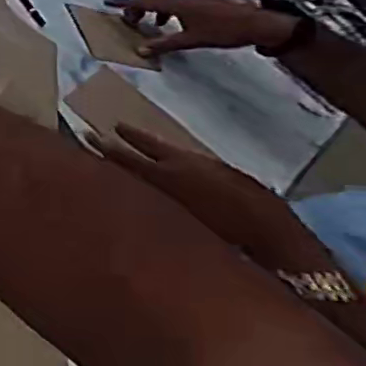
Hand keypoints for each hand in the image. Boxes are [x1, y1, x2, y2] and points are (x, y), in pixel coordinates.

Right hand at [90, 124, 292, 258]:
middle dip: (128, 136)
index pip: (124, 157)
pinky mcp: (230, 174)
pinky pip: (192, 159)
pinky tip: (180, 162)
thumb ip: (148, 205)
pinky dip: (178, 156)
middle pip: (147, 145)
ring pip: (171, 149)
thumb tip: (120, 194)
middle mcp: (182, 164)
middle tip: (111, 126)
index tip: (86, 136)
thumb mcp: (175, 222)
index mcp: (164, 175)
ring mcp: (209, 167)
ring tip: (134, 134)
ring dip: (151, 143)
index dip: (103, 147)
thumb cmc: (218, 239)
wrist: (279, 240)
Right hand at [104, 0, 298, 57]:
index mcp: (176, 5)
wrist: (260, 25)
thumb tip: (141, 50)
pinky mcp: (202, 3)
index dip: (125, 3)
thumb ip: (166, 44)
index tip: (109, 3)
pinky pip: (175, 2)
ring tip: (148, 22)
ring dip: (151, 7)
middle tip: (129, 19)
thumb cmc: (224, 31)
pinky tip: (171, 22)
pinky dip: (165, 10)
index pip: (143, 2)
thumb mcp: (193, 40)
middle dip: (137, 6)